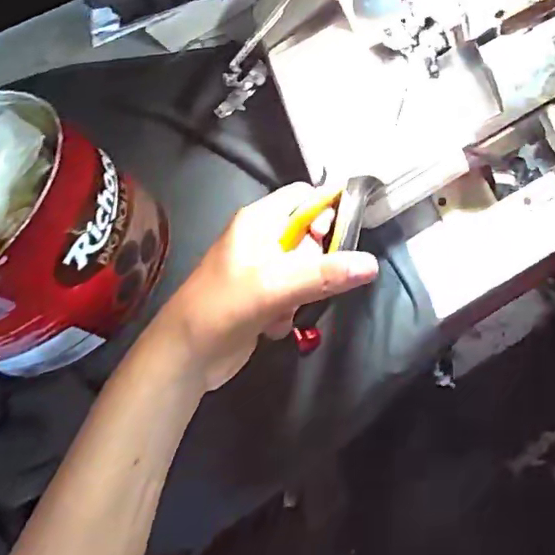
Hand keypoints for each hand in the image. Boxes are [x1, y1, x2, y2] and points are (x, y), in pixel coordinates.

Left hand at [152, 184, 378, 390]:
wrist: (183, 358)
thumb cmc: (223, 307)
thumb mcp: (275, 286)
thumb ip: (323, 274)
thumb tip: (371, 263)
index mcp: (259, 219)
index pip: (305, 196)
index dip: (327, 209)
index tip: (342, 236)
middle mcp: (262, 237)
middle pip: (310, 234)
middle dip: (317, 261)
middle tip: (314, 280)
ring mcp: (262, 268)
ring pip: (306, 267)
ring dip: (306, 290)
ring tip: (288, 308)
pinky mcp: (263, 296)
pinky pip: (295, 292)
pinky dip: (292, 308)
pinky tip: (275, 325)